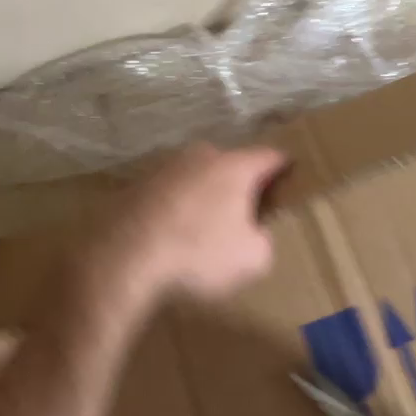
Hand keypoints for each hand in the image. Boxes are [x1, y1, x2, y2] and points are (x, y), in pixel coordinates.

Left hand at [82, 142, 288, 314]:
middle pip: (230, 165)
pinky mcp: (135, 186)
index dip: (285, 168)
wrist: (124, 258)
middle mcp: (200, 156)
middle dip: (239, 185)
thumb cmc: (198, 254)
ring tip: (205, 228)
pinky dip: (176, 210)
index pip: (271, 156)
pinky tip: (173, 236)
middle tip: (245, 213)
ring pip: (196, 178)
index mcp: (234, 166)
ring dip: (204, 197)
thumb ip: (264, 240)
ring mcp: (163, 168)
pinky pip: (169, 195)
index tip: (291, 177)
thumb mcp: (253, 259)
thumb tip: (255, 234)